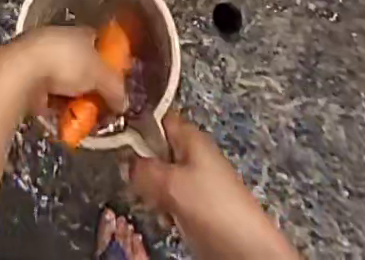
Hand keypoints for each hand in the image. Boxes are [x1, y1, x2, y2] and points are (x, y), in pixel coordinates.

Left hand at [0, 25, 125, 112]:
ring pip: (66, 83)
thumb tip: (123, 102)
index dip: (109, 63)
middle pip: (83, 66)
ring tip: (82, 118)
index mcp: (81, 33)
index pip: (100, 45)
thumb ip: (114, 87)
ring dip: (74, 100)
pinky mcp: (29, 78)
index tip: (115, 82)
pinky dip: (57, 107)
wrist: (22, 70)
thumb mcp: (99, 74)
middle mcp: (63, 42)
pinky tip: (63, 120)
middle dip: (91, 87)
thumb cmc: (65, 62)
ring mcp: (44, 59)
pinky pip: (50, 96)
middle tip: (100, 106)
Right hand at [127, 112, 299, 259]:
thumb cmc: (209, 204)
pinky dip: (165, 207)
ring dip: (153, 191)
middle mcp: (192, 152)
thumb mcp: (171, 183)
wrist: (246, 247)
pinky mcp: (198, 203)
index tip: (118, 141)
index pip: (158, 118)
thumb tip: (125, 162)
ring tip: (155, 206)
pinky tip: (167, 221)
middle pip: (157, 149)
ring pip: (162, 176)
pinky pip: (172, 197)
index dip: (138, 124)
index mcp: (189, 136)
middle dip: (143, 166)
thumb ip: (143, 169)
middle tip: (139, 184)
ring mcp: (196, 178)